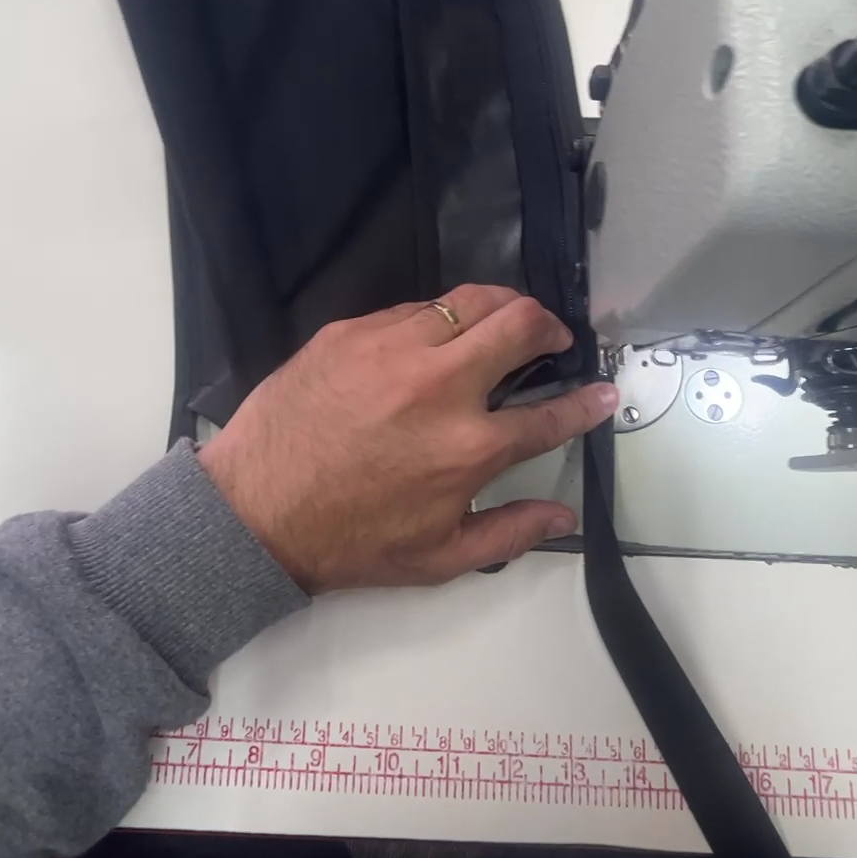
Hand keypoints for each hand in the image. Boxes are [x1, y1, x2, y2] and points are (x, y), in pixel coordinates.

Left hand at [197, 285, 618, 593]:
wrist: (254, 512)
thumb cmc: (348, 541)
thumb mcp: (437, 558)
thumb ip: (511, 534)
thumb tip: (564, 516)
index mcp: (469, 447)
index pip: (551, 415)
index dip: (587, 401)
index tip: (602, 391)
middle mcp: (440, 386)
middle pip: (519, 324)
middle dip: (550, 325)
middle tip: (551, 338)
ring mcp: (393, 349)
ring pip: (469, 299)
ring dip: (500, 307)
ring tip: (502, 322)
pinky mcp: (350, 332)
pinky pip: (412, 309)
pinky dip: (437, 319)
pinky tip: (431, 339)